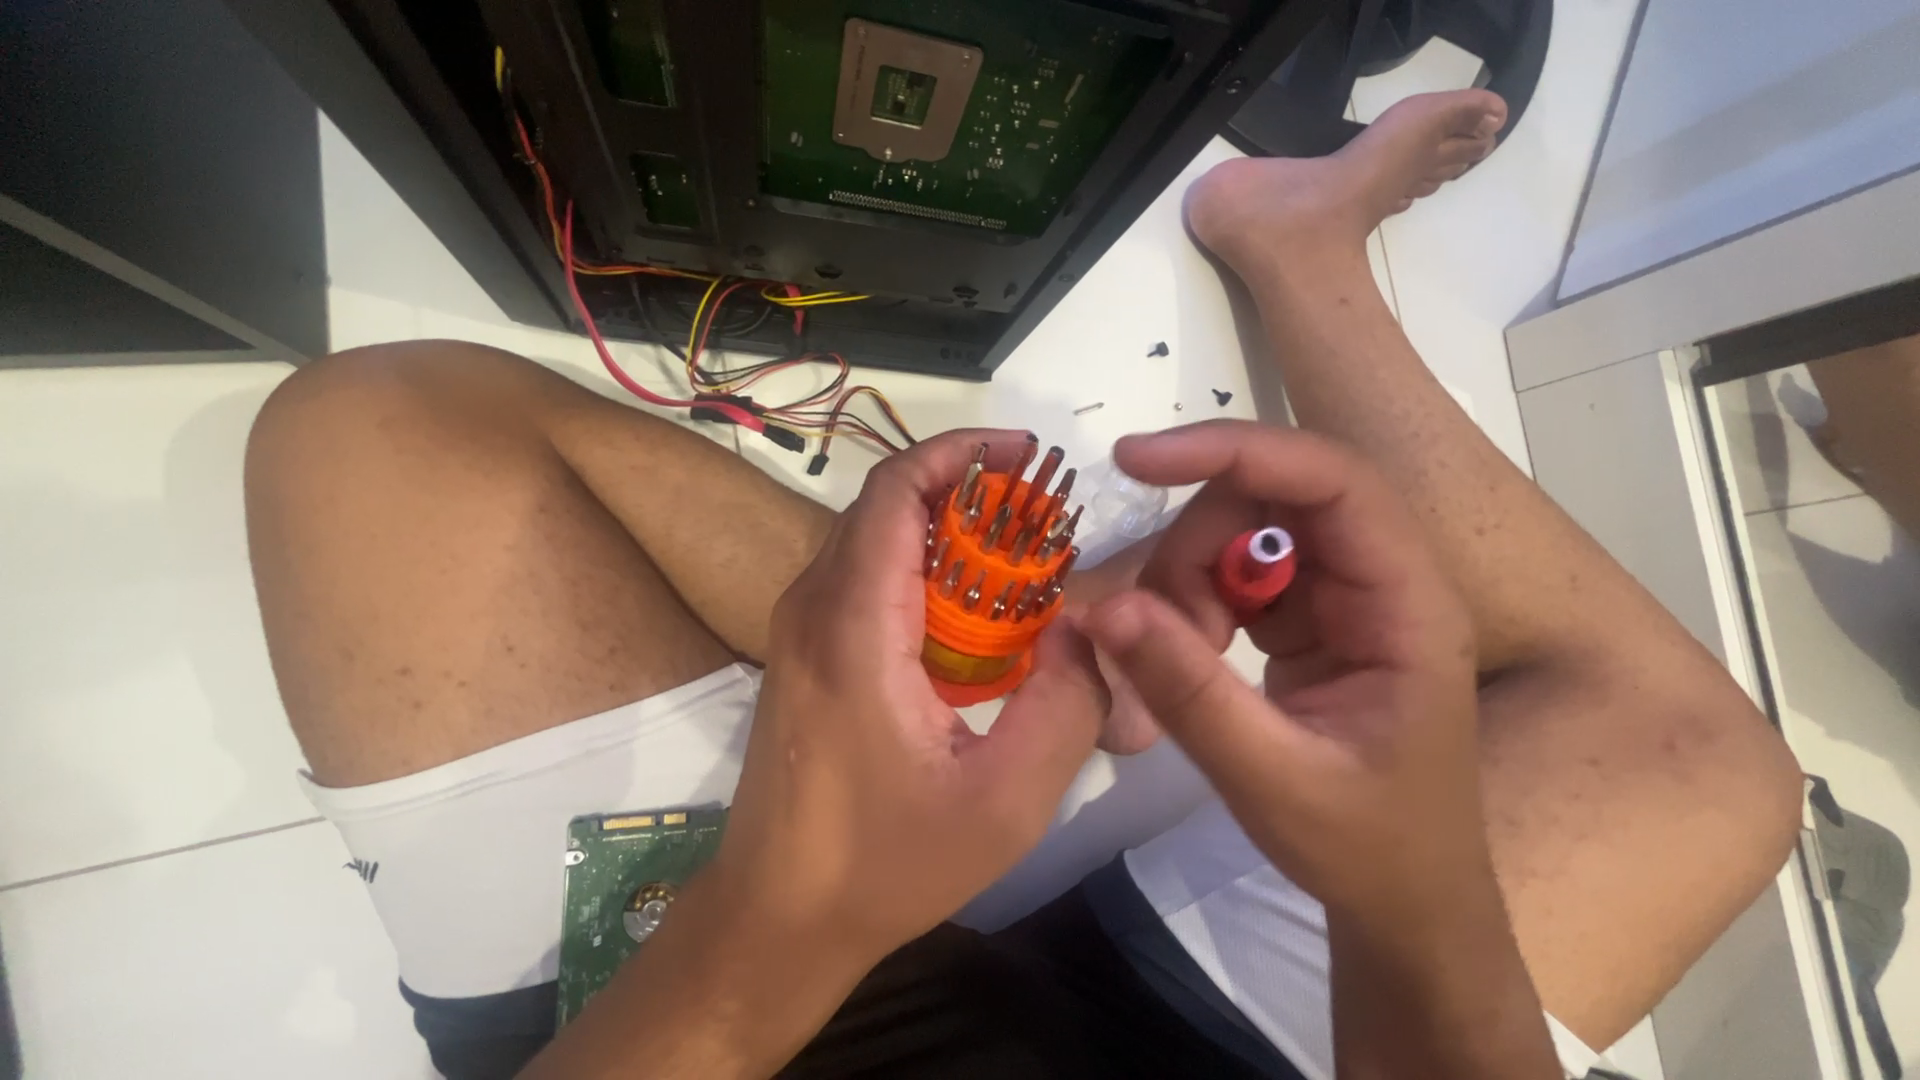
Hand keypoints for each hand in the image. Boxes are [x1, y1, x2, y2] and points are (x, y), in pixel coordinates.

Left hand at [706, 429, 1109, 965]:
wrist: (777, 916)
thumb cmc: (885, 864)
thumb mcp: (1006, 800)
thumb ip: (1066, 704)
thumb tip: (1094, 627)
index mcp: (852, 628)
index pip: (894, 493)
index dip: (958, 454)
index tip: (1022, 456)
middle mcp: (811, 610)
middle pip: (884, 507)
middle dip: (963, 491)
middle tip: (1039, 516)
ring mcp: (797, 631)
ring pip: (871, 540)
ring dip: (941, 529)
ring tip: (1015, 557)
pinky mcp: (801, 655)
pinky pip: (860, 579)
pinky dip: (917, 568)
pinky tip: (968, 613)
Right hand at [1081, 421, 1487, 923]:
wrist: (1403, 899)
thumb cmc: (1366, 848)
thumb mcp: (1272, 780)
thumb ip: (1190, 694)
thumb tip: (1104, 608)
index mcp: (1407, 605)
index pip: (1330, 481)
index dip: (1236, 452)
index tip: (1137, 463)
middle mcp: (1379, 581)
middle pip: (1268, 502)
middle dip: (1192, 547)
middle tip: (1153, 628)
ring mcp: (1339, 596)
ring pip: (1240, 533)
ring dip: (1184, 581)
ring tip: (1175, 663)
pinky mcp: (1305, 618)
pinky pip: (1231, 573)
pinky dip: (1189, 602)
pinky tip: (1185, 655)